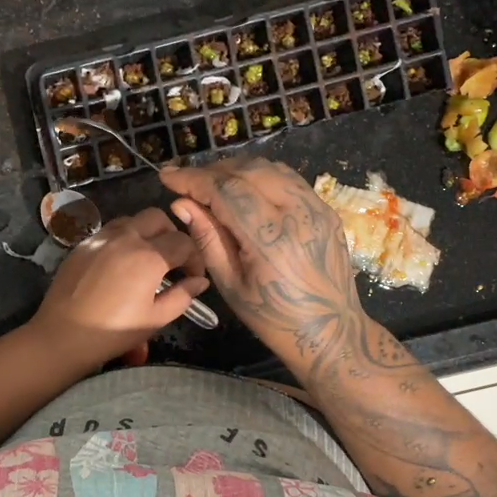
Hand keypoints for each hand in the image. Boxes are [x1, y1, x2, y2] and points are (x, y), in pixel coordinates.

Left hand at [26, 207, 208, 369]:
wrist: (63, 335)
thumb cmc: (113, 331)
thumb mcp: (155, 319)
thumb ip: (182, 295)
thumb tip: (198, 281)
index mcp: (148, 256)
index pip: (183, 242)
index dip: (194, 259)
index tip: (192, 277)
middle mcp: (125, 238)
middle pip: (158, 218)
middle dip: (171, 235)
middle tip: (171, 260)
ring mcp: (100, 238)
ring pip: (131, 220)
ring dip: (145, 232)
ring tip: (146, 258)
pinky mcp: (82, 245)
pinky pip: (109, 231)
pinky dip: (122, 239)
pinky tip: (120, 263)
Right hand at [159, 159, 365, 364]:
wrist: (329, 328)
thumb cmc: (272, 316)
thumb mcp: (229, 283)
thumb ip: (206, 238)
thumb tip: (180, 204)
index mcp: (270, 239)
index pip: (226, 191)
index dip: (193, 179)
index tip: (167, 177)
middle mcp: (298, 214)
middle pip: (248, 171)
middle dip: (211, 171)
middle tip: (186, 182)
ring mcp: (316, 207)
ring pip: (269, 168)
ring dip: (235, 169)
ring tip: (211, 183)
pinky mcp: (325, 208)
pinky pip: (288, 178)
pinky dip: (259, 175)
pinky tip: (242, 188)